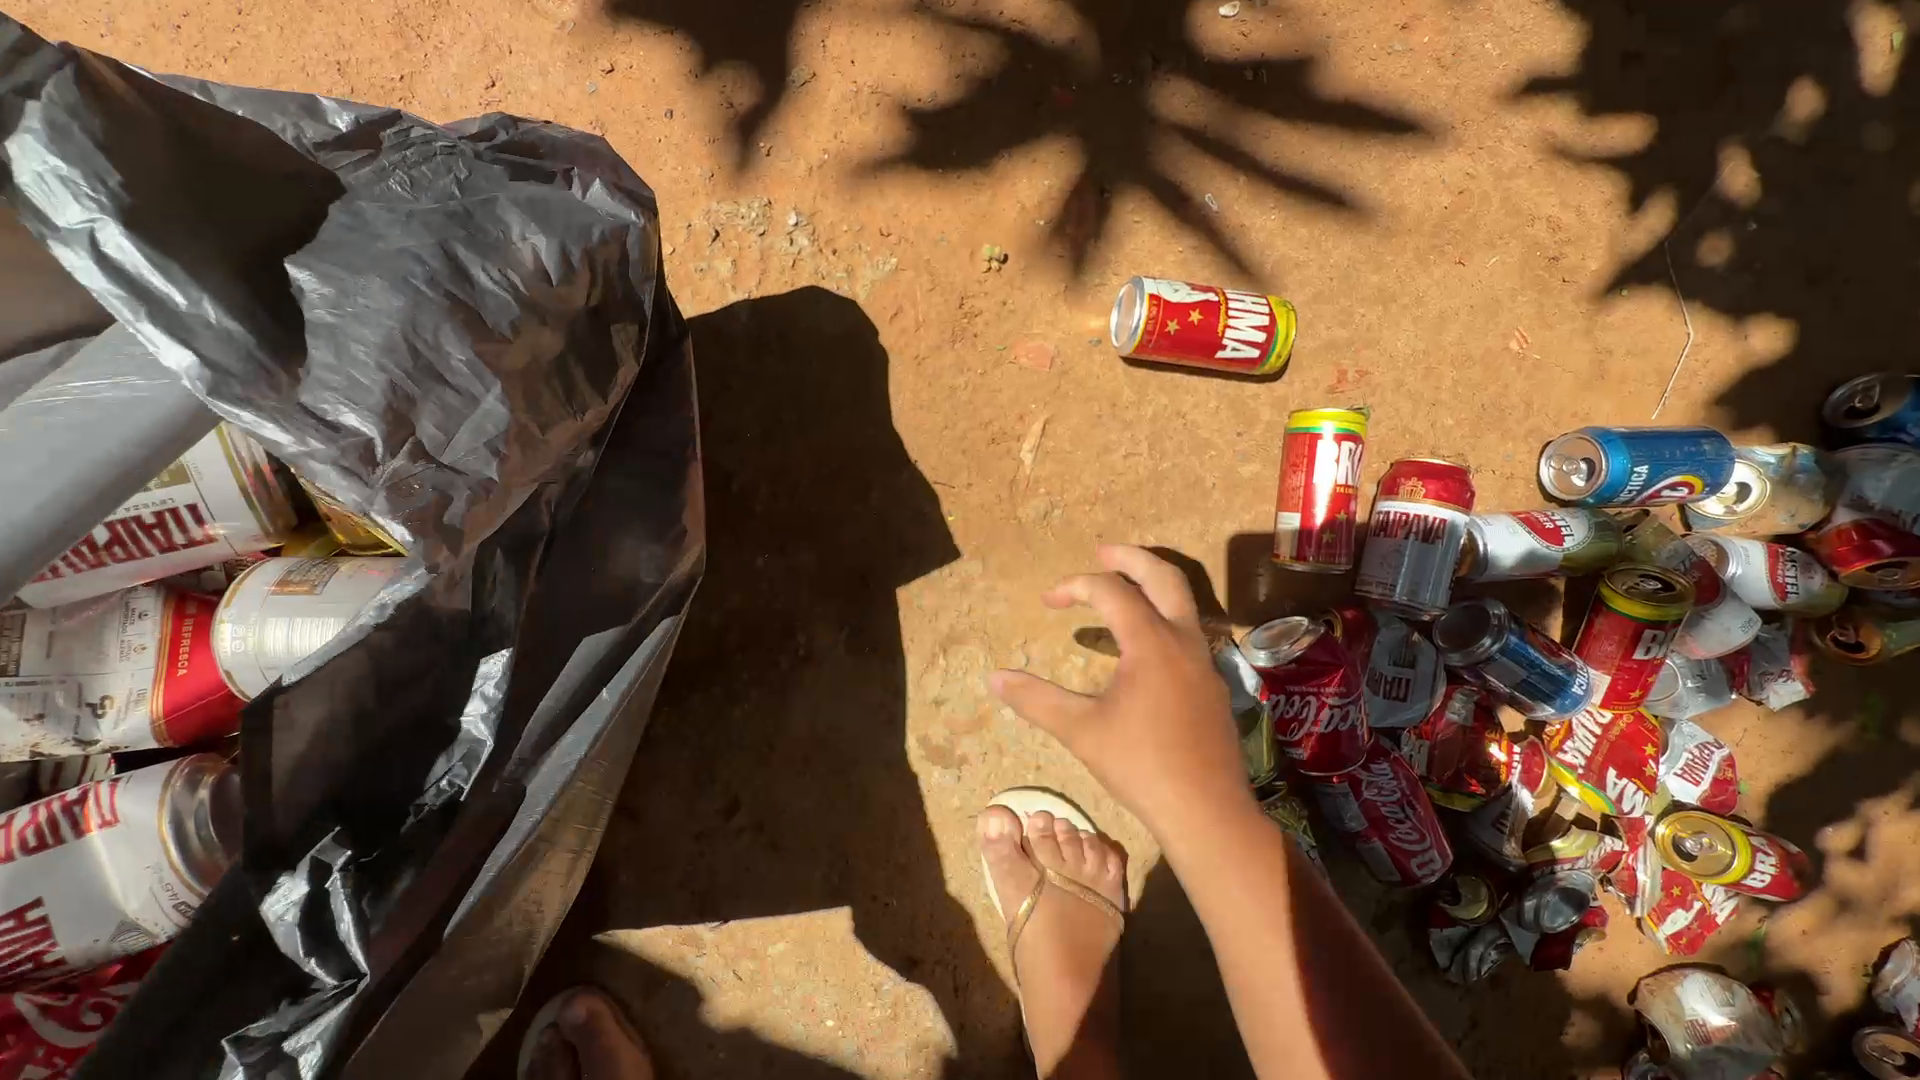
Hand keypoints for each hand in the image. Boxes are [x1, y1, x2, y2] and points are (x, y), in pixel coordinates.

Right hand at [990, 545, 1252, 836]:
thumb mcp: (1080, 730)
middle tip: (1102, 551)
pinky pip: (1187, 634)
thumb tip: (994, 678)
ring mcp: (1204, 662)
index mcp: (1150, 641)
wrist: (1206, 810)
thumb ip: (1036, 699)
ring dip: (1151, 588)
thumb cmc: (1140, 765)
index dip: (1075, 586)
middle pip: (1163, 576)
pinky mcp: (1213, 685)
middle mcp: (1183, 640)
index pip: (1111, 591)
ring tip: (1121, 592)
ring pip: (1183, 604)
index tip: (1047, 601)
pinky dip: (1162, 620)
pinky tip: (1141, 650)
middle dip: (1130, 558)